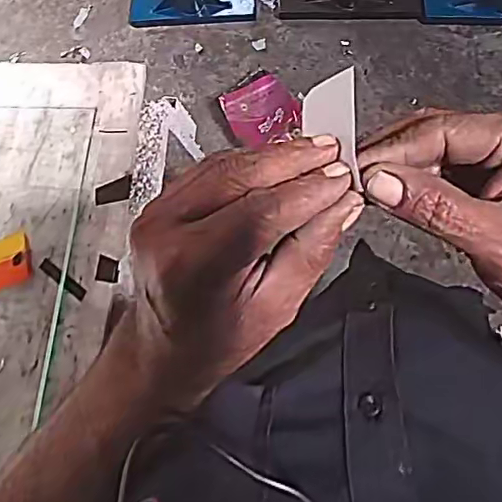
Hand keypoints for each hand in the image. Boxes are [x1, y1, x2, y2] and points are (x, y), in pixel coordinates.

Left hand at [119, 137, 362, 406]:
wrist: (161, 348)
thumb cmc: (211, 341)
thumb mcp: (275, 308)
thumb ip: (311, 251)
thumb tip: (340, 206)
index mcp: (193, 267)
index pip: (260, 212)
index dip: (309, 191)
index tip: (341, 180)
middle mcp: (167, 230)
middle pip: (242, 175)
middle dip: (295, 160)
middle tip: (333, 154)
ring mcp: (160, 209)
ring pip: (228, 163)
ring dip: (276, 155)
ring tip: (314, 153)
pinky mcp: (163, 197)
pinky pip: (213, 166)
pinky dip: (252, 159)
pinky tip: (279, 159)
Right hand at [359, 110, 501, 341]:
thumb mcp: (498, 240)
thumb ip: (434, 208)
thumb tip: (383, 181)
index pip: (443, 131)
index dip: (396, 150)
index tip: (362, 168)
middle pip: (433, 135)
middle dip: (393, 156)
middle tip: (356, 176)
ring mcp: (496, 163)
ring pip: (431, 154)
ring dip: (399, 170)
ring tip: (367, 187)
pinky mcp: (484, 187)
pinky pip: (437, 176)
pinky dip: (411, 187)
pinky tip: (392, 196)